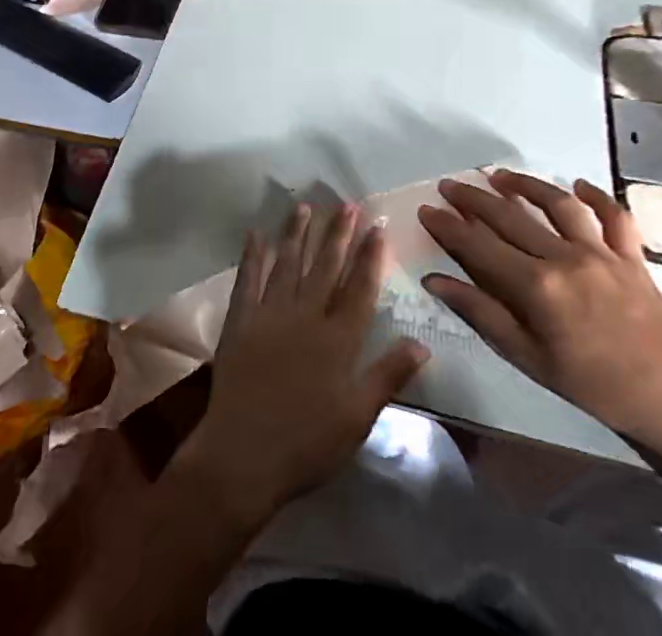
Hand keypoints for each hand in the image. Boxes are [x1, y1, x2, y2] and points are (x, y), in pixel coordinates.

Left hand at [185, 203, 428, 517]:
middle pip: (325, 268)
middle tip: (347, 204)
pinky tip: (257, 235)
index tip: (378, 226)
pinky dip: (252, 256)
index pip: (360, 287)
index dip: (370, 256)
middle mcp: (305, 318)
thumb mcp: (358, 417)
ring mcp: (269, 317)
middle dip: (338, 234)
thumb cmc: (306, 443)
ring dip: (297, 234)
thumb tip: (422, 343)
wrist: (241, 458)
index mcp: (338, 340)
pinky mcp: (239, 324)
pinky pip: (247, 281)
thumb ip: (388, 375)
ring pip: (287, 265)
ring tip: (306, 207)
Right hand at [417, 171, 661, 464]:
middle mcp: (566, 257)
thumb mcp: (528, 358)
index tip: (426, 209)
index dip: (450, 226)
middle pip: (511, 217)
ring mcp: (602, 251)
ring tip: (499, 175)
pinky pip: (612, 215)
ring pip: (558, 205)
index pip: (480, 246)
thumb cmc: (593, 385)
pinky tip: (578, 185)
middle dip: (475, 199)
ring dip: (526, 185)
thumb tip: (437, 281)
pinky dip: (596, 196)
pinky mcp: (631, 254)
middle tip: (450, 185)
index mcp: (537, 286)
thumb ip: (482, 314)